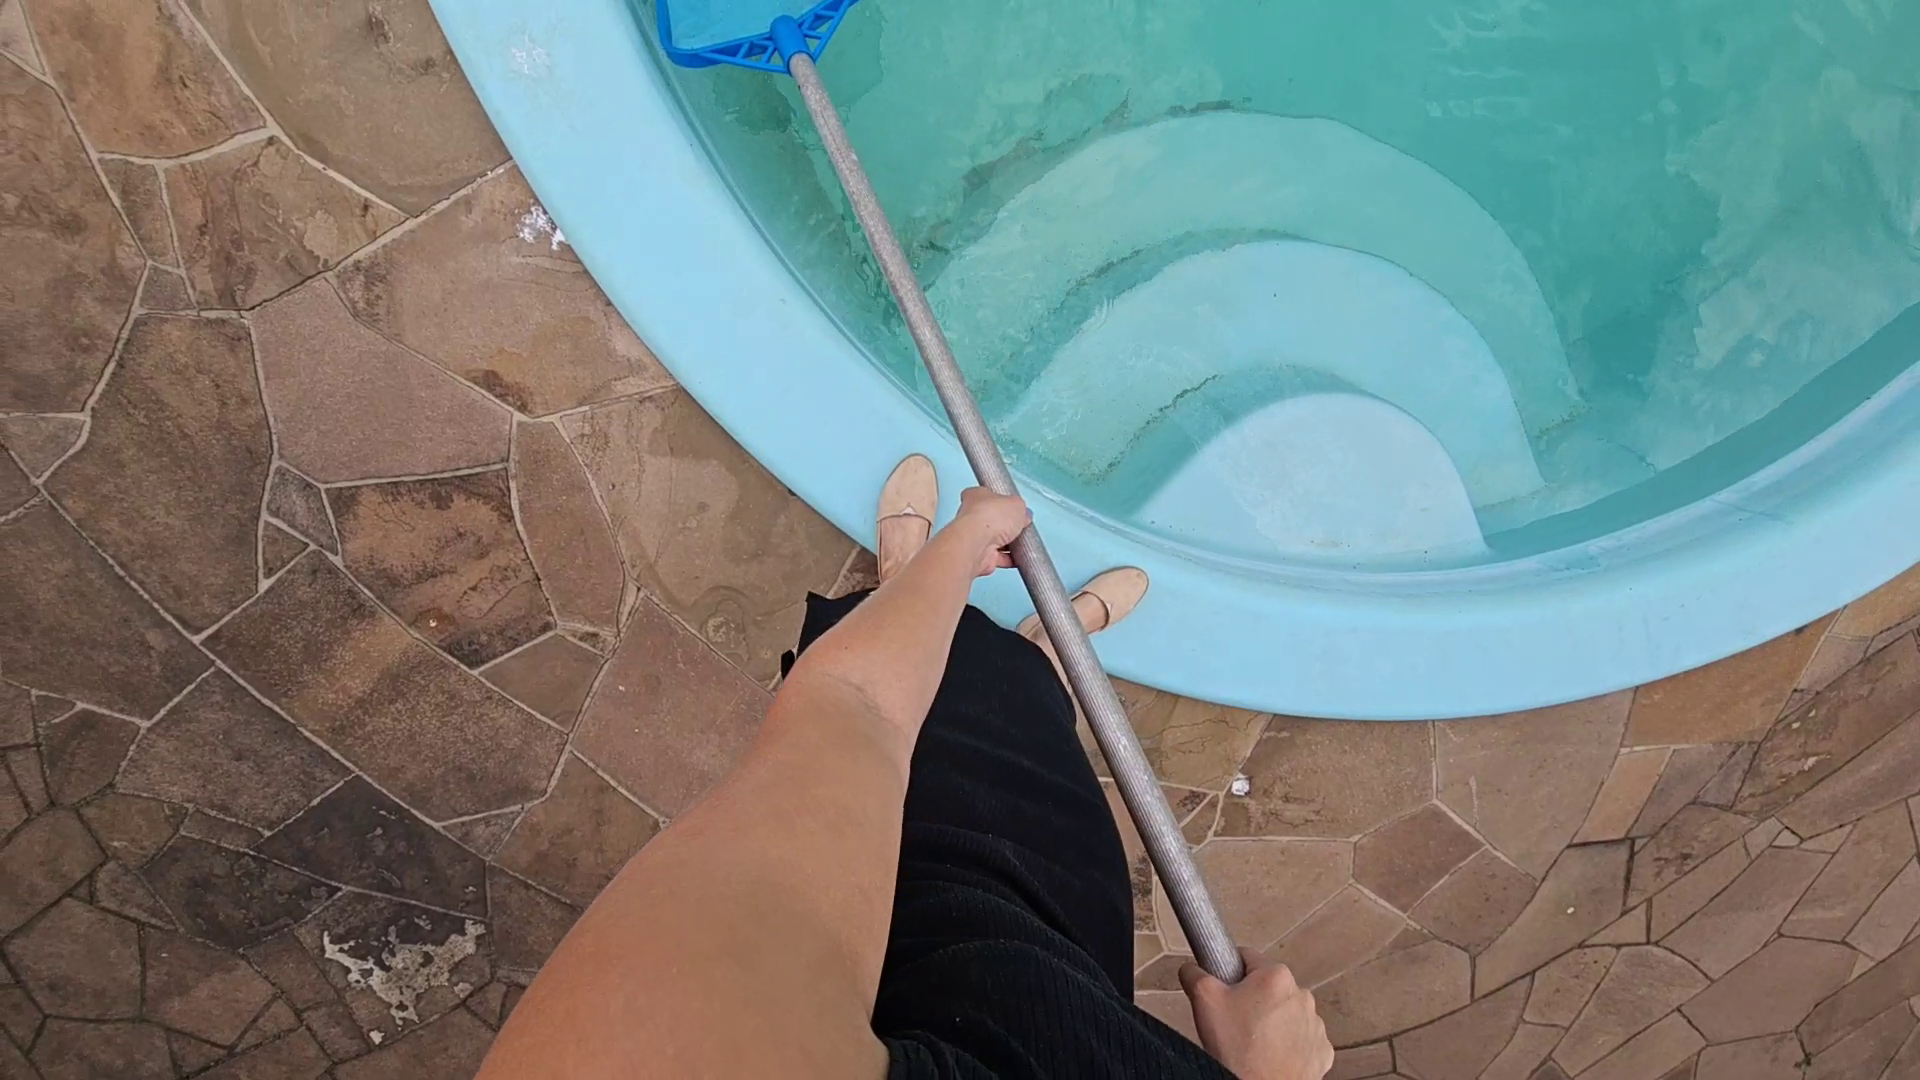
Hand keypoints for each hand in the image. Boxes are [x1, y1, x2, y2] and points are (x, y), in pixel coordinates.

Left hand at [945, 488, 1029, 577]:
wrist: (979, 543)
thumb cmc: (989, 517)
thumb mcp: (1017, 504)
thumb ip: (1021, 508)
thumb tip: (1023, 514)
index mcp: (975, 496)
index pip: (987, 495)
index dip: (1001, 501)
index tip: (1012, 507)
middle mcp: (971, 516)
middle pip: (992, 520)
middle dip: (1007, 525)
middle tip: (1020, 526)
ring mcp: (974, 538)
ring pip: (994, 541)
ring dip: (1008, 544)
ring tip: (1022, 543)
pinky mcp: (979, 555)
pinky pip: (996, 557)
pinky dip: (1007, 559)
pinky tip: (1018, 558)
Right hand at [1180, 950, 1332, 1079]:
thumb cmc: (1236, 1048)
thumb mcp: (1203, 998)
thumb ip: (1193, 971)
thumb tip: (1191, 968)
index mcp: (1276, 975)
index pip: (1246, 957)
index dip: (1230, 973)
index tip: (1224, 993)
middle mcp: (1302, 995)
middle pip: (1267, 985)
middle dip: (1251, 997)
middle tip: (1234, 1019)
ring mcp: (1316, 1026)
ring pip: (1285, 1010)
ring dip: (1271, 1019)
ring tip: (1252, 1040)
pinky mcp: (1322, 1052)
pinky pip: (1301, 1036)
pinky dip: (1287, 1042)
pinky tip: (1271, 1054)